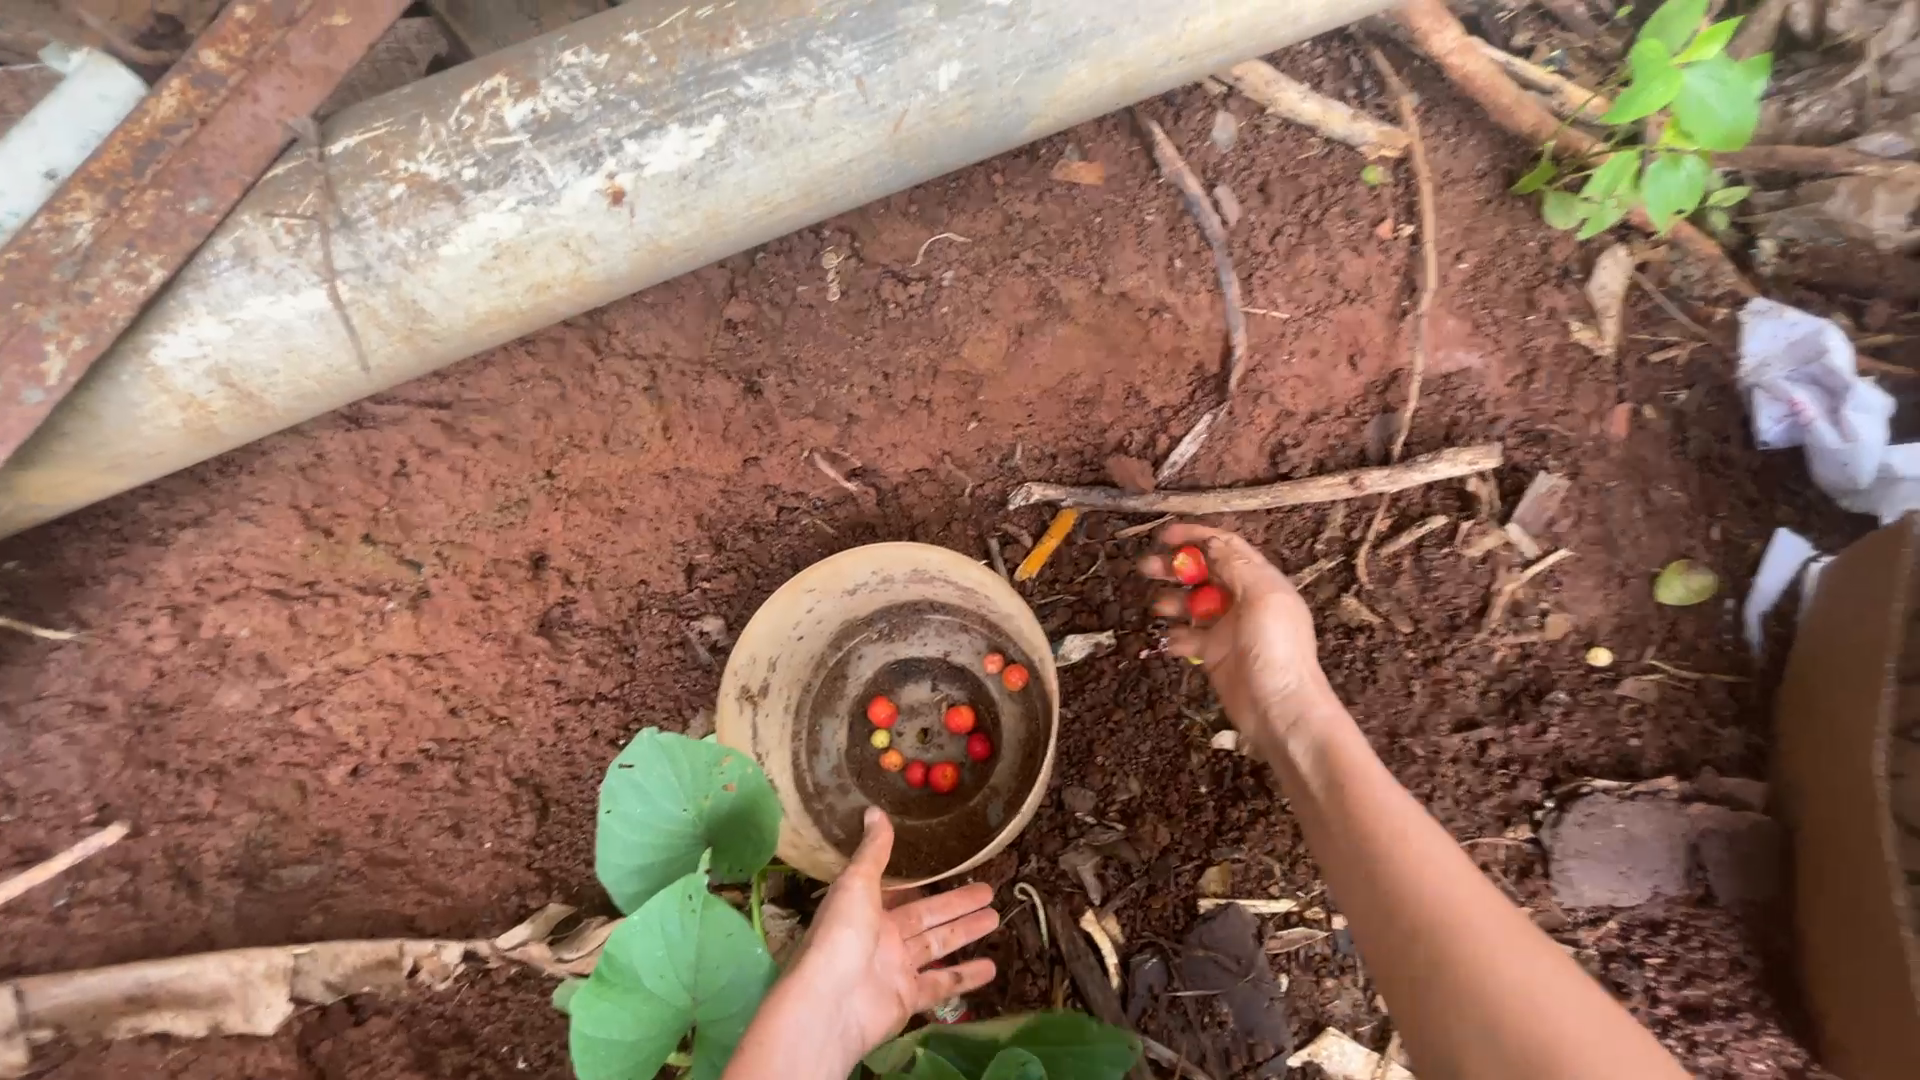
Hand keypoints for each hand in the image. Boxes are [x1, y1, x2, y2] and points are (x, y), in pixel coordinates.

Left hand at [761, 808, 998, 1070]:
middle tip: (989, 890)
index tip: (952, 867)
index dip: (928, 881)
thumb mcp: (856, 882)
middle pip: (929, 916)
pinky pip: (941, 984)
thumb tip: (874, 810)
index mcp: (870, 908)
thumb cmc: (841, 934)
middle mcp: (884, 937)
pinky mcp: (908, 998)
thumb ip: (873, 850)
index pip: (905, 891)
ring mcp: (896, 969)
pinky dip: (965, 976)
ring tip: (996, 918)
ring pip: (938, 945)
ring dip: (966, 932)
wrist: (828, 1003)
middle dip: (958, 903)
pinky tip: (991, 969)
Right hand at [1141, 523, 1339, 752]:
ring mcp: (1227, 628)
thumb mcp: (1262, 597)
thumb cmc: (1276, 648)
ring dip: (1171, 599)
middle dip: (1174, 567)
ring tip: (1158, 607)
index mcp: (1260, 581)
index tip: (1164, 536)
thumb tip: (1211, 542)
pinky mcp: (1213, 654)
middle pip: (1203, 572)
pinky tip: (1170, 640)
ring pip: (1191, 603)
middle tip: (1146, 568)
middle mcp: (1243, 600)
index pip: (1225, 547)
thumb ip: (1235, 566)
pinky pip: (1187, 637)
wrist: (1279, 708)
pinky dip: (1175, 635)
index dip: (1195, 537)